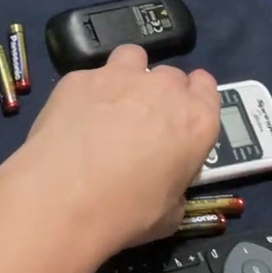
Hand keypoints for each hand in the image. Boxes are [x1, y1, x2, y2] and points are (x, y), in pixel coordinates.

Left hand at [0, 45, 219, 256]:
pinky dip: (88, 92)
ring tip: (112, 105)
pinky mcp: (79, 77)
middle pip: (171, 76)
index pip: (207, 88)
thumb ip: (176, 186)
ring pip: (133, 59)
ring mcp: (119, 76)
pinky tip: (74, 118)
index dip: (194, 100)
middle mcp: (163, 89)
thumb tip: (165, 183)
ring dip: (129, 77)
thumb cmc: (127, 213)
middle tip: (143, 123)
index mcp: (196, 121)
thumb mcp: (170, 213)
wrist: (64, 199)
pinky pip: (91, 77)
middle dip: (161, 94)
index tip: (181, 118)